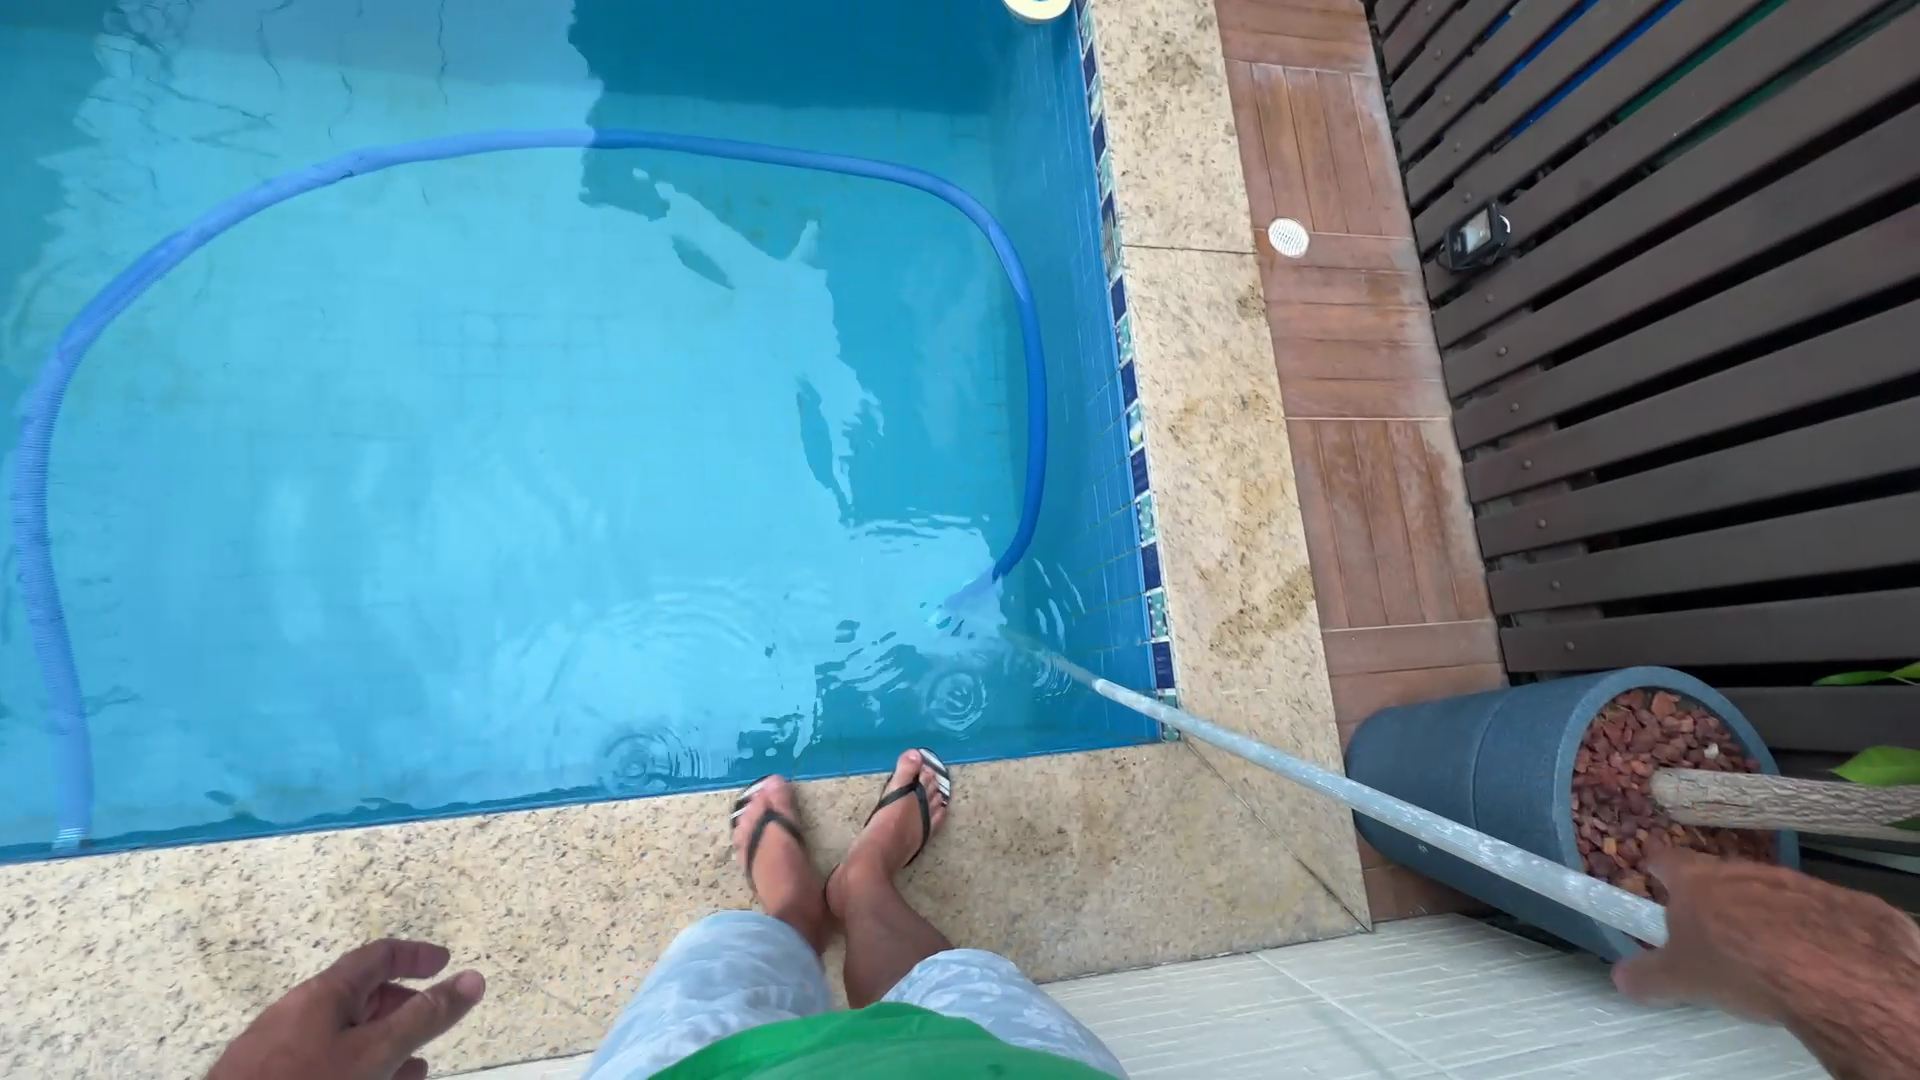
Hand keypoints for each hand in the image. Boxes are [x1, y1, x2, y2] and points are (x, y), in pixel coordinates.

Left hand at [207, 939, 485, 1079]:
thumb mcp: (377, 1054)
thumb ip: (427, 1016)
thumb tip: (475, 977)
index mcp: (322, 993)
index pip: (379, 954)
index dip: (417, 955)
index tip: (446, 964)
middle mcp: (292, 1012)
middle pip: (358, 995)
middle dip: (400, 1008)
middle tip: (428, 1026)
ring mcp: (267, 1051)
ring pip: (338, 1034)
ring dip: (378, 1045)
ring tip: (407, 1071)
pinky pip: (315, 1061)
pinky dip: (349, 1067)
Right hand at [1614, 849, 1919, 1077]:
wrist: (1848, 984)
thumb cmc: (1744, 969)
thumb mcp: (1684, 980)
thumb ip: (1647, 975)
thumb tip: (1619, 979)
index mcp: (1696, 879)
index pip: (1665, 860)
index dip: (1661, 873)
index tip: (1660, 886)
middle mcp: (1745, 871)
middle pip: (1725, 877)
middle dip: (1722, 900)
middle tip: (1724, 937)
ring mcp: (1805, 885)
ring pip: (1780, 895)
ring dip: (1775, 916)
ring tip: (1783, 957)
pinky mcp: (1860, 907)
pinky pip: (1835, 916)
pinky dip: (1828, 934)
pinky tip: (1833, 964)